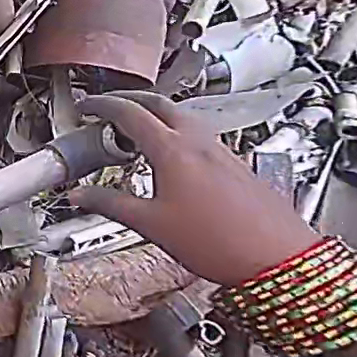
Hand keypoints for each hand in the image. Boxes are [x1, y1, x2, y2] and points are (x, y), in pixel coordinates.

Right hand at [69, 93, 318, 285]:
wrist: (276, 257)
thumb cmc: (218, 242)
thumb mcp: (151, 225)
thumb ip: (110, 204)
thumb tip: (80, 197)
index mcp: (172, 150)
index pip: (129, 113)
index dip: (103, 105)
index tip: (88, 106)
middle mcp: (198, 141)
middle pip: (158, 102)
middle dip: (129, 99)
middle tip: (108, 107)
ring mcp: (220, 149)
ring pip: (181, 115)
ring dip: (154, 112)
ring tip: (136, 129)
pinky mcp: (233, 162)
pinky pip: (198, 132)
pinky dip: (175, 130)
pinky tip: (171, 155)